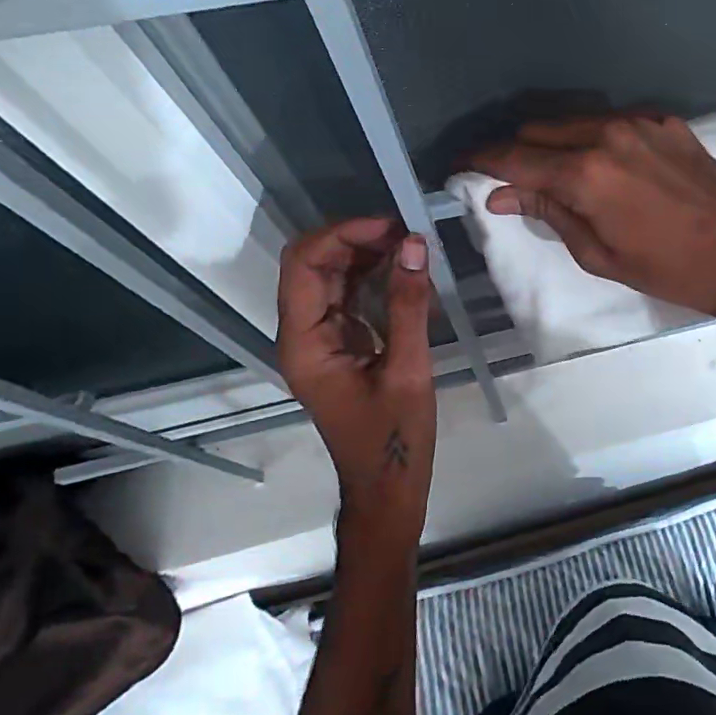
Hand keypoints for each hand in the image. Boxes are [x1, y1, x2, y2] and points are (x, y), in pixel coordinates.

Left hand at [275, 218, 434, 518]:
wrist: (386, 488)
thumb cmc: (394, 437)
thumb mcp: (408, 369)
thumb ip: (408, 305)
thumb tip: (414, 245)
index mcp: (305, 343)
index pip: (304, 266)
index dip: (343, 235)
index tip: (392, 226)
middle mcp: (301, 336)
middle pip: (312, 265)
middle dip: (356, 239)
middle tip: (407, 233)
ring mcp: (318, 340)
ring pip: (328, 277)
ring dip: (365, 255)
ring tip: (410, 246)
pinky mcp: (338, 345)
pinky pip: (346, 297)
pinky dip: (372, 276)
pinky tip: (404, 272)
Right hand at [469, 114, 715, 337]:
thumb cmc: (669, 270)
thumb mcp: (599, 255)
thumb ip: (549, 215)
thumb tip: (501, 196)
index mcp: (586, 172)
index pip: (514, 157)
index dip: (482, 162)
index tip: (462, 169)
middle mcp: (608, 133)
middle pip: (538, 128)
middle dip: (516, 151)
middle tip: (509, 179)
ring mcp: (641, 122)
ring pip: (574, 120)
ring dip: (553, 141)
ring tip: (553, 171)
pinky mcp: (667, 122)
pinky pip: (613, 121)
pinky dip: (594, 138)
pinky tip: (603, 163)